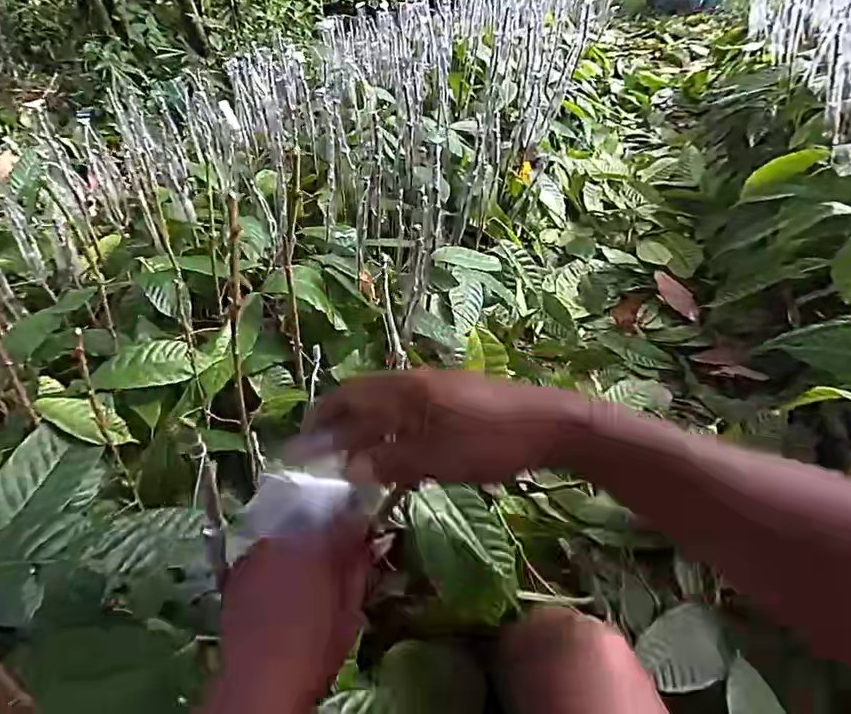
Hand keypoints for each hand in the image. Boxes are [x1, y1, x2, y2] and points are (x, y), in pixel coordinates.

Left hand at [203, 516, 374, 713]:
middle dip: (326, 538)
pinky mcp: (238, 569)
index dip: (358, 528)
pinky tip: (276, 588)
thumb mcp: (349, 614)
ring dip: (298, 548)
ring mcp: (259, 551)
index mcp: (321, 543)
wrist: (257, 686)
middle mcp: (288, 537)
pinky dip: (273, 564)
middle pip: (315, 524)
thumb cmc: (313, 654)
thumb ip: (358, 571)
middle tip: (333, 565)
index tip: (363, 540)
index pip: (348, 518)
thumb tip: (367, 546)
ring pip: (288, 536)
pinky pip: (263, 554)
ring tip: (303, 579)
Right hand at [304, 370, 592, 487]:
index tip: (301, 439)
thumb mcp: (438, 458)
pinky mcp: (455, 402)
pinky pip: (412, 417)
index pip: (350, 396)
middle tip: (321, 456)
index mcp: (406, 390)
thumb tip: (349, 467)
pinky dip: (396, 437)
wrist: (549, 423)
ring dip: (368, 434)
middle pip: (366, 401)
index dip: (322, 416)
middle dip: (341, 426)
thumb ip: (392, 461)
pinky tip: (400, 463)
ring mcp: (438, 391)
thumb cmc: (490, 440)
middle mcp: (416, 384)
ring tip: (354, 465)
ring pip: (389, 410)